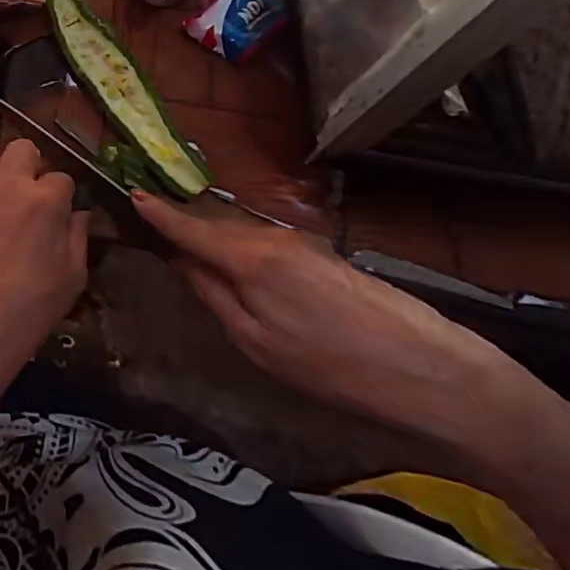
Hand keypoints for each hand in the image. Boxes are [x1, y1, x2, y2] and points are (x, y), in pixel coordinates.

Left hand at [0, 140, 88, 357]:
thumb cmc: (34, 299)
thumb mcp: (74, 273)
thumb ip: (78, 235)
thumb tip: (79, 213)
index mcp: (47, 198)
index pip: (61, 177)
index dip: (62, 194)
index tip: (59, 209)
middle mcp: (11, 182)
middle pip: (22, 148)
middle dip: (30, 163)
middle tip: (30, 189)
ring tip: (1, 193)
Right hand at [133, 193, 553, 450]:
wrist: (439, 376)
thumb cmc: (334, 367)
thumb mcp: (256, 342)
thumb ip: (212, 295)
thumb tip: (182, 260)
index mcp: (249, 257)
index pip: (189, 228)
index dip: (157, 213)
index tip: (130, 193)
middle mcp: (273, 238)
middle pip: (213, 227)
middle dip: (182, 225)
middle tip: (151, 225)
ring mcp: (303, 244)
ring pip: (241, 236)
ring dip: (213, 240)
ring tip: (188, 250)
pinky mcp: (325, 257)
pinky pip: (265, 246)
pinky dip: (241, 251)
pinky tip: (238, 269)